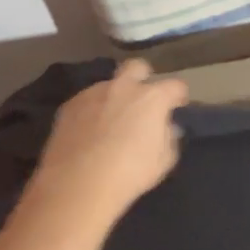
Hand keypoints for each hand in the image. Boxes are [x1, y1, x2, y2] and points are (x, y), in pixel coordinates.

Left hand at [34, 59, 187, 217]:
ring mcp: (93, 94)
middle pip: (137, 67)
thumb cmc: (130, 172)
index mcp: (152, 98)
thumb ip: (169, 137)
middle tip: (143, 100)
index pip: (175, 86)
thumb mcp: (164, 160)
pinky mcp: (69, 105)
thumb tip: (166, 127)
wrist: (79, 183)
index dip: (179, 96)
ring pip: (109, 85)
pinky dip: (94, 110)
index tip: (178, 107)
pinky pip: (88, 101)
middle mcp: (123, 88)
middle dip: (143, 78)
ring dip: (115, 97)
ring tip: (112, 121)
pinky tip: (91, 131)